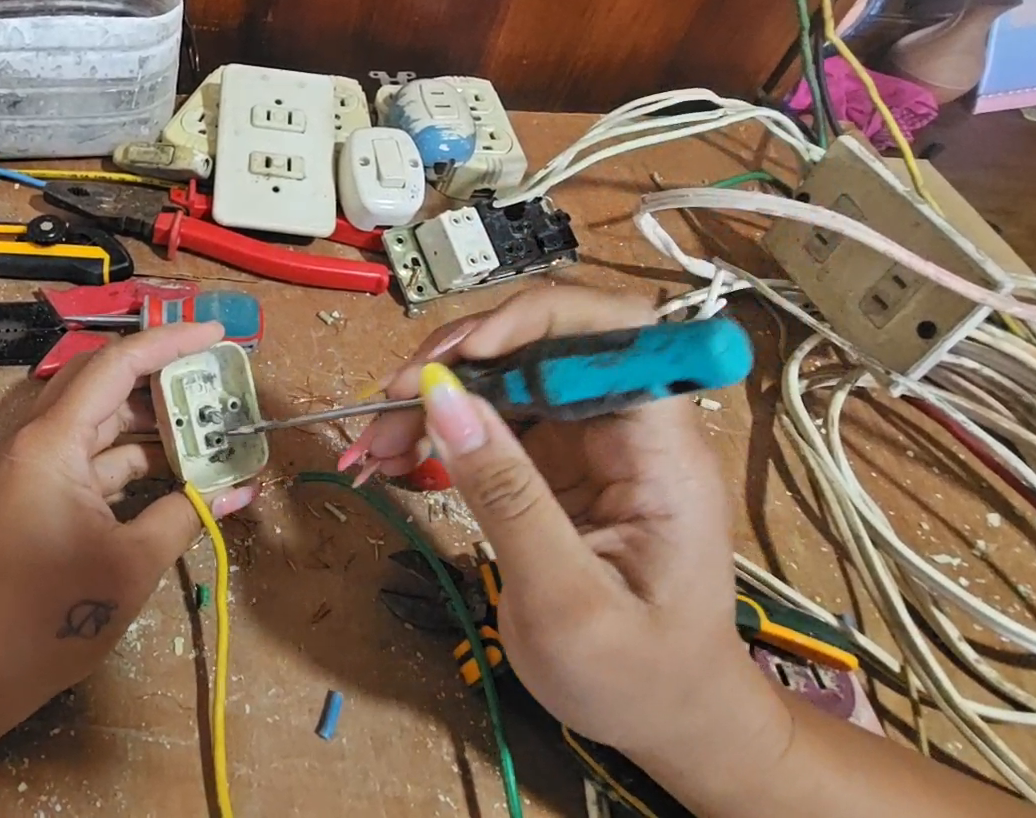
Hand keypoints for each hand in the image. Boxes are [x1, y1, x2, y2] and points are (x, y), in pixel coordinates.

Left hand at [0, 322, 256, 707]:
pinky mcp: (43, 490)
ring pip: (101, 419)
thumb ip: (188, 513)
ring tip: (206, 419)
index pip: (115, 366)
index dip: (169, 343)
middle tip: (212, 371)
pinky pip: (94, 455)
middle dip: (160, 372)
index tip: (215, 333)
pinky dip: (134, 456)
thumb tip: (239, 490)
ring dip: (151, 419)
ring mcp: (39, 464)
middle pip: (104, 381)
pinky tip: (178, 466)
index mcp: (53, 440)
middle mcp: (40, 438)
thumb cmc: (55, 612)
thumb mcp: (132, 561)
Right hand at [344, 288, 784, 757]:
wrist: (659, 716)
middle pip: (535, 348)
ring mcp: (582, 440)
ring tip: (374, 446)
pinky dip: (430, 430)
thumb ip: (506, 495)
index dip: (536, 319)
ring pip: (496, 380)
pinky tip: (392, 456)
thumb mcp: (567, 600)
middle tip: (387, 404)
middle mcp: (623, 426)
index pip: (615, 333)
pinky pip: (481, 418)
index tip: (462, 352)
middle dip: (454, 365)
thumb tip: (441, 398)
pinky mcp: (548, 459)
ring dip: (428, 401)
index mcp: (661, 450)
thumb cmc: (637, 675)